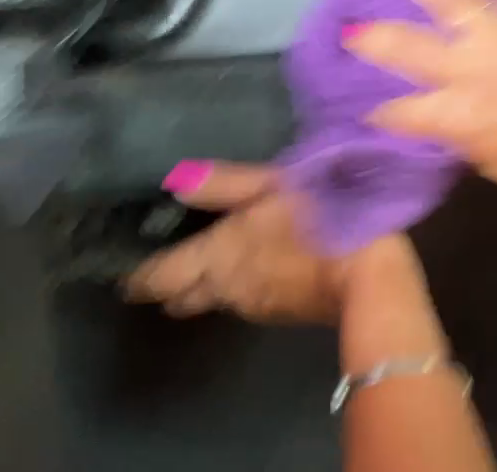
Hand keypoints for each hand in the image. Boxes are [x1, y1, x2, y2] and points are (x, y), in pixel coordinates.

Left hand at [123, 161, 379, 322]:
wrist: (370, 277)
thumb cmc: (324, 217)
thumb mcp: (280, 184)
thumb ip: (228, 184)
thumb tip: (177, 181)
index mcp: (216, 255)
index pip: (157, 277)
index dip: (138, 274)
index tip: (126, 267)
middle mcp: (224, 288)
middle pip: (180, 299)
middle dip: (169, 286)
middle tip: (169, 264)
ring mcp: (254, 306)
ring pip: (214, 300)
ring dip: (209, 286)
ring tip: (220, 260)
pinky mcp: (282, 314)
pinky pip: (247, 300)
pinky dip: (244, 286)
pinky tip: (265, 266)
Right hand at [346, 0, 496, 185]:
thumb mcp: (493, 160)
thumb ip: (463, 134)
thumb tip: (447, 119)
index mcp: (455, 113)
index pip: (401, 112)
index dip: (385, 112)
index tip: (375, 109)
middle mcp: (468, 66)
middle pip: (406, 46)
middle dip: (374, 38)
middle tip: (353, 27)